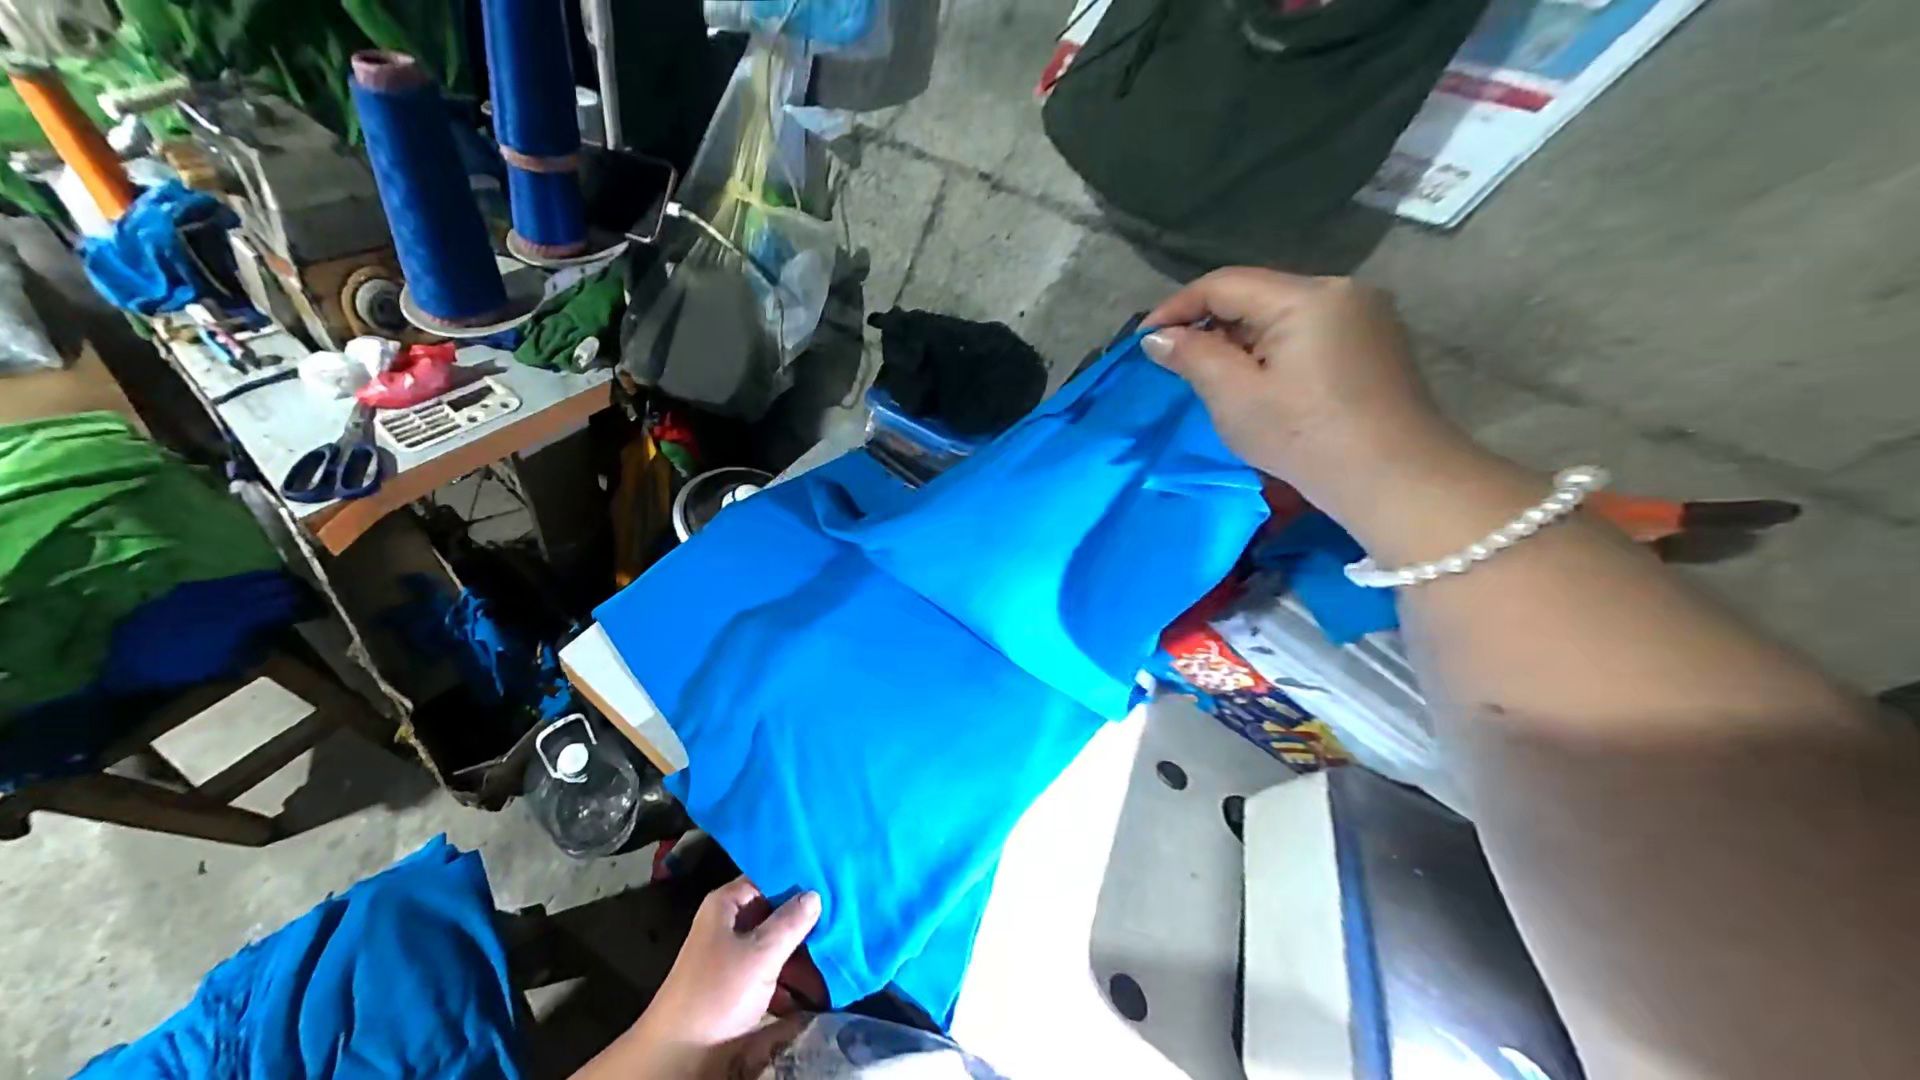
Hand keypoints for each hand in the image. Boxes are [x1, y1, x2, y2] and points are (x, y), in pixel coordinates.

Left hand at [616, 878, 821, 1079]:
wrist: (677, 1061)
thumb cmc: (717, 994)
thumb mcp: (760, 953)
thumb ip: (791, 922)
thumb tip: (815, 894)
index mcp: (727, 905)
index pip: (769, 878)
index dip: (798, 880)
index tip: (831, 882)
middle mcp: (730, 925)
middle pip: (777, 914)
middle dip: (808, 926)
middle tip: (843, 927)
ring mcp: (735, 958)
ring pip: (778, 947)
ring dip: (805, 959)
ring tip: (838, 966)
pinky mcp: (740, 988)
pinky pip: (774, 975)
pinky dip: (794, 983)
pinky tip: (820, 995)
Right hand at [1143, 269, 1468, 517]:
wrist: (1395, 479)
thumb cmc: (1304, 437)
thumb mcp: (1234, 397)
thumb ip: (1192, 356)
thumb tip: (1157, 337)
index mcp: (1305, 296)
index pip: (1224, 284)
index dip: (1177, 308)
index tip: (1143, 340)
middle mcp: (1340, 290)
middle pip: (1255, 294)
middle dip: (1209, 324)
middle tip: (1175, 362)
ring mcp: (1364, 315)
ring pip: (1281, 314)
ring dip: (1239, 338)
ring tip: (1212, 375)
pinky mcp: (1374, 342)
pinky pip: (1307, 331)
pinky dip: (1271, 348)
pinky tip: (1259, 381)